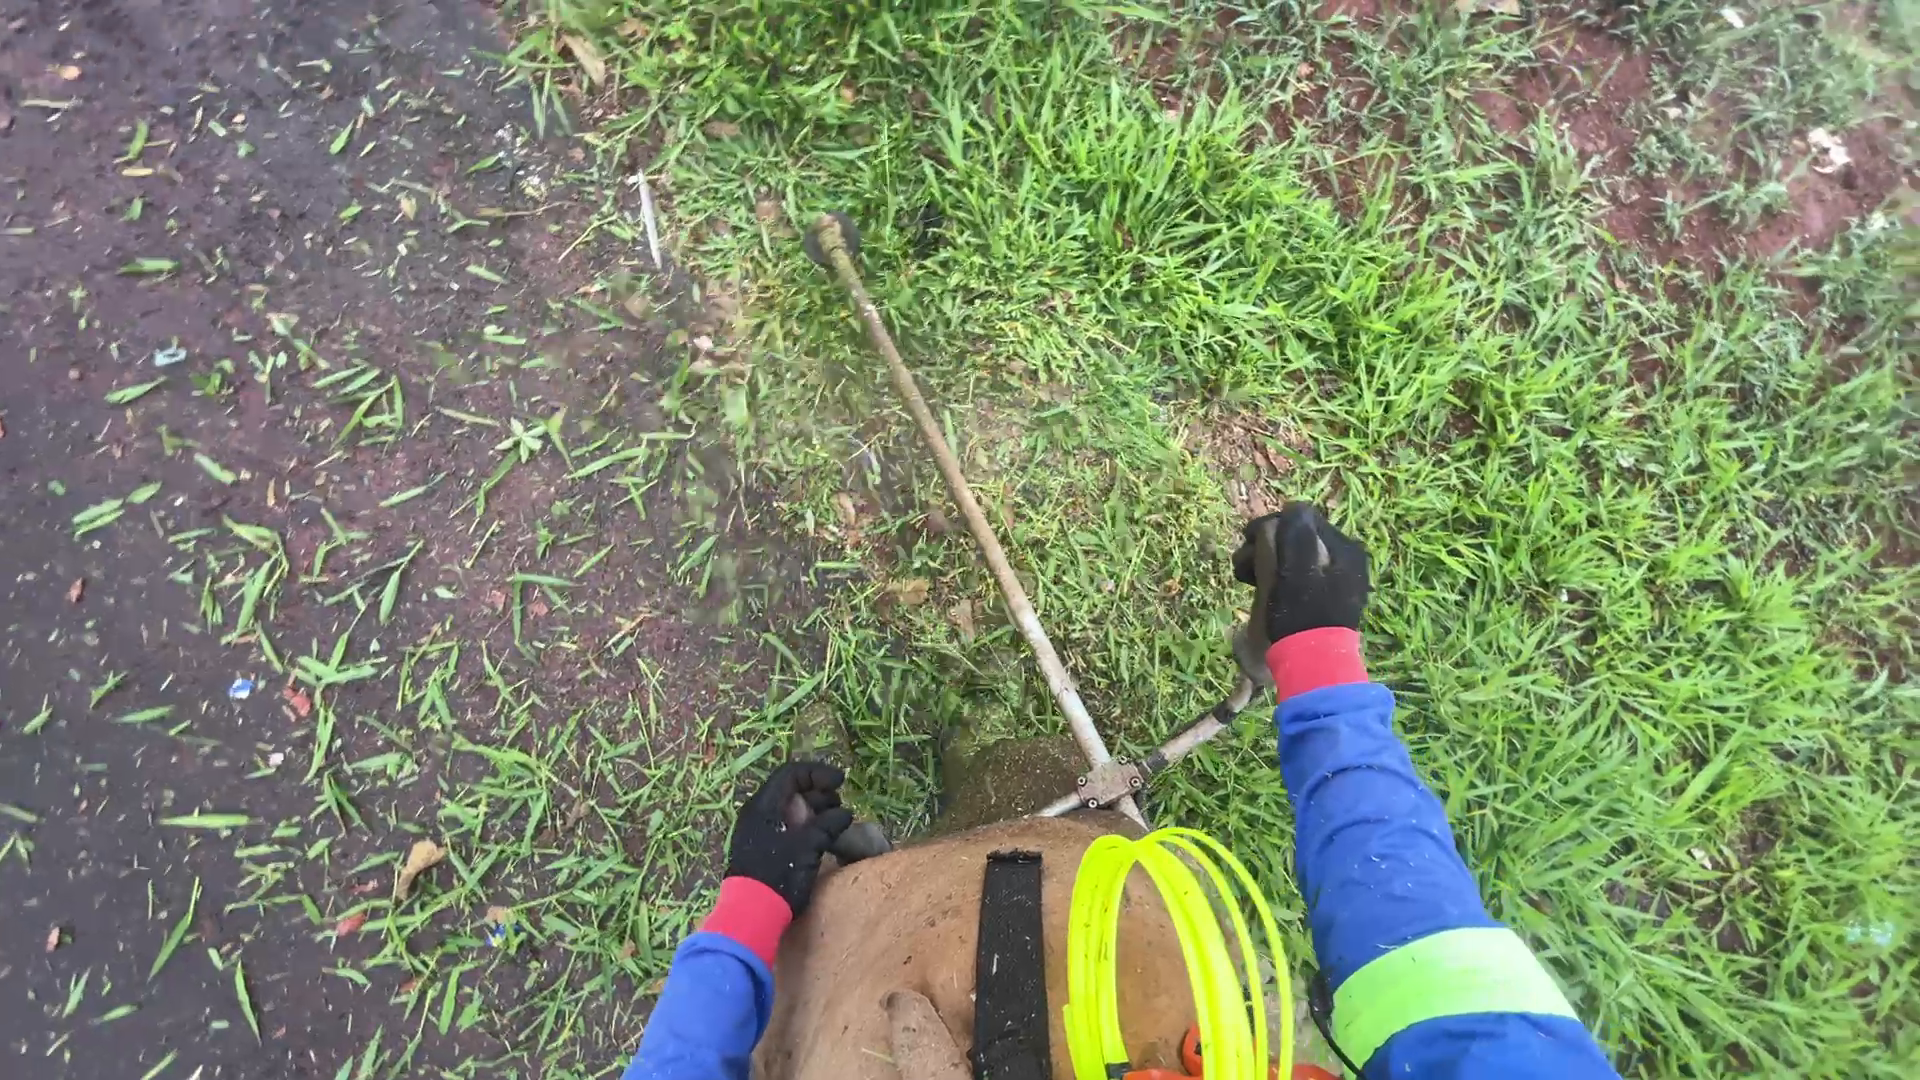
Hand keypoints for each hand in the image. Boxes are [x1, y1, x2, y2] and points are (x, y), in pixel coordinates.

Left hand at [724, 761, 853, 915]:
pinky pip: (786, 826)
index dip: (818, 773)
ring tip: (834, 822)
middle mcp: (759, 813)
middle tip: (838, 804)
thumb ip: (828, 824)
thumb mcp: (809, 845)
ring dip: (814, 810)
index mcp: (765, 805)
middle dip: (819, 793)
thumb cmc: (779, 874)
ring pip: (790, 809)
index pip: (792, 774)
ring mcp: (758, 831)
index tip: (840, 782)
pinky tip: (821, 837)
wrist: (750, 916)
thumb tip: (845, 814)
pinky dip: (805, 826)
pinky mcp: (762, 848)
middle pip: (791, 790)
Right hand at [1231, 503, 1369, 646]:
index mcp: (1344, 549)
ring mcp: (1335, 579)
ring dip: (1264, 560)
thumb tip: (1292, 509)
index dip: (1270, 525)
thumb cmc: (1300, 613)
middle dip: (1264, 545)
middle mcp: (1344, 560)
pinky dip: (1274, 575)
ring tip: (1245, 578)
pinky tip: (1260, 588)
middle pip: (1295, 537)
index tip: (1247, 540)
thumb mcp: (1294, 567)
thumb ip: (1294, 532)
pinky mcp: (1322, 597)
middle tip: (1243, 566)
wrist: (1311, 661)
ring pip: (1292, 554)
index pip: (1302, 518)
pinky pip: (1294, 573)